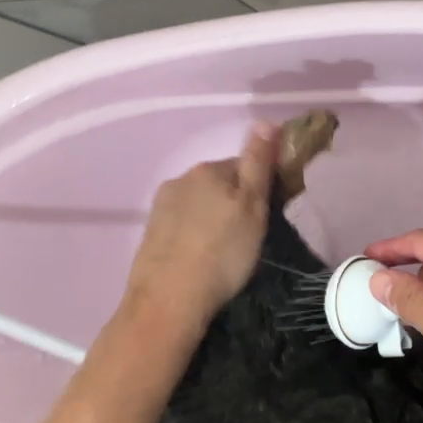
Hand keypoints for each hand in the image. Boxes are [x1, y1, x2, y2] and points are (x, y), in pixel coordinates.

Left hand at [124, 122, 278, 328]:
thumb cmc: (222, 253)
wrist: (168, 302)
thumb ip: (258, 163)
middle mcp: (181, 179)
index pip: (246, 164)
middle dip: (237, 200)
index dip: (262, 186)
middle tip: (252, 234)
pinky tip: (203, 256)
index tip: (271, 212)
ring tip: (227, 250)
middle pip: (221, 182)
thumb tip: (265, 120)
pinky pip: (185, 222)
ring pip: (202, 203)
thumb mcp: (252, 206)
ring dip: (216, 217)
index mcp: (208, 169)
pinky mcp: (151, 232)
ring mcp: (162, 206)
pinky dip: (197, 233)